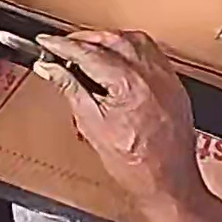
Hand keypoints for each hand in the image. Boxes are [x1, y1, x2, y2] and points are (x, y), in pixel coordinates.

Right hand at [33, 30, 219, 221]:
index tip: (47, 43)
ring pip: (133, 39)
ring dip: (108, 38)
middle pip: (112, 39)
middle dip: (84, 39)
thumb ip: (70, 88)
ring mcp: (166, 77)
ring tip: (89, 49)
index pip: (88, 53)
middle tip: (64, 46)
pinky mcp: (174, 83)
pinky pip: (151, 50)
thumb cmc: (135, 164)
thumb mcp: (91, 125)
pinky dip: (131, 46)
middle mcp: (151, 75)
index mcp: (129, 84)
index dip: (63, 45)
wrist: (168, 183)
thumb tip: (49, 67)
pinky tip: (119, 56)